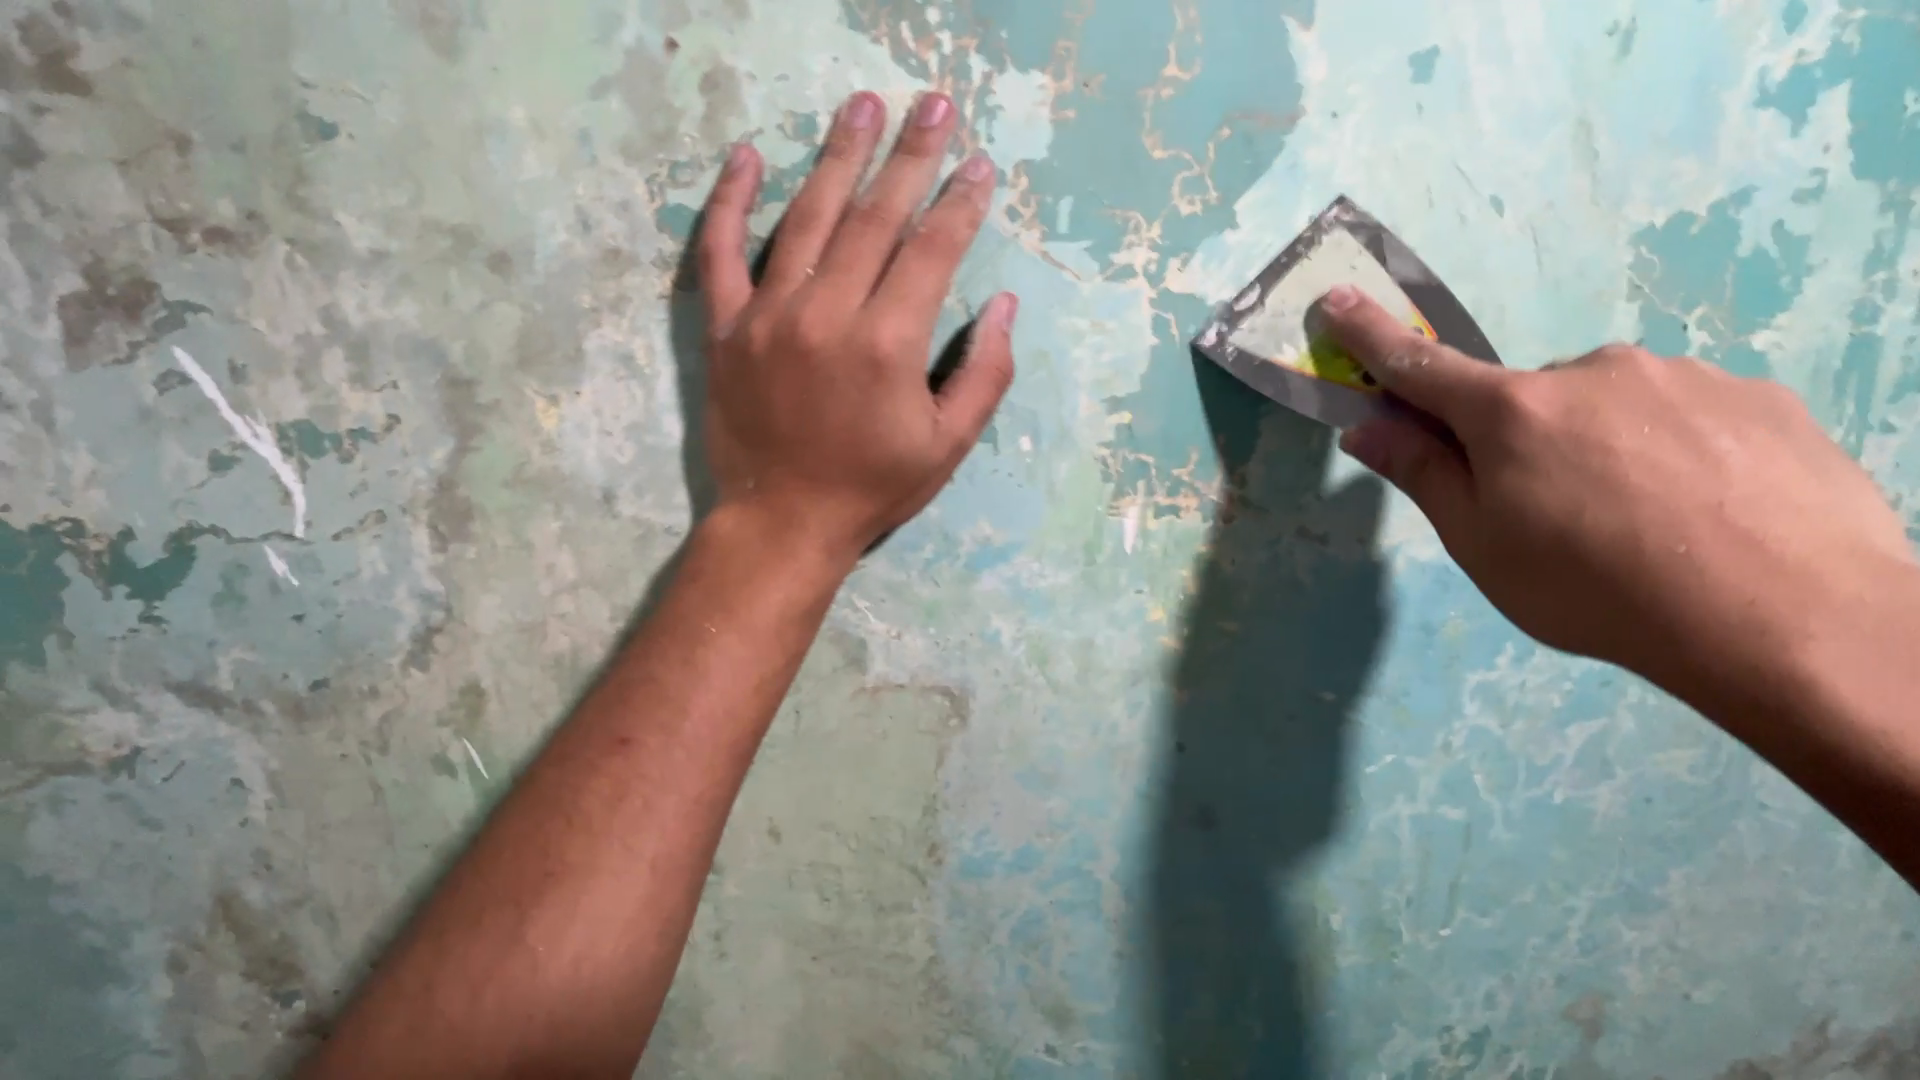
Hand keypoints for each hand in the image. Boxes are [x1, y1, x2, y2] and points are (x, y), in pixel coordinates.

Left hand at [696, 91, 1016, 562]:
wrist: (783, 523)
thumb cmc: (873, 487)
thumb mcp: (949, 445)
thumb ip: (984, 374)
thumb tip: (1002, 306)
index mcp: (888, 343)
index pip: (931, 251)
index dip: (960, 204)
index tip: (978, 166)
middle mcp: (827, 314)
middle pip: (874, 218)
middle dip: (909, 157)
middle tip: (931, 106)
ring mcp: (768, 315)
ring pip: (806, 218)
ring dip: (837, 158)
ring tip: (860, 107)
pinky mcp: (726, 328)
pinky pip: (720, 252)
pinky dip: (729, 202)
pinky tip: (747, 157)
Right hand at [1318, 285, 1912, 691]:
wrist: (1787, 619)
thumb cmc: (1593, 587)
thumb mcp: (1480, 544)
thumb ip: (1422, 475)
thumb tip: (1364, 426)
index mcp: (1511, 411)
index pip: (1419, 363)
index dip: (1370, 335)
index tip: (1337, 301)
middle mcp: (1592, 372)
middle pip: (1526, 398)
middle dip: (1519, 437)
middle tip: (1547, 509)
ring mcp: (1683, 377)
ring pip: (1610, 405)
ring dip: (1600, 443)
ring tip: (1639, 519)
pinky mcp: (1758, 398)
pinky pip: (1684, 414)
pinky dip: (1672, 450)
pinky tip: (1700, 508)